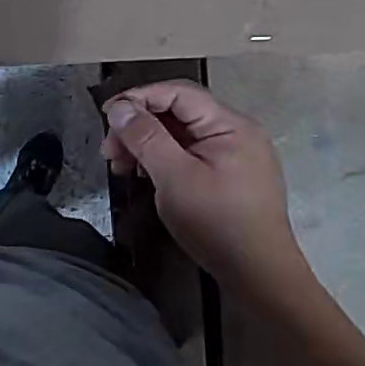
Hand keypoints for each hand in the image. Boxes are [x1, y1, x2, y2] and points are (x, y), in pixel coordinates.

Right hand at [102, 81, 305, 290]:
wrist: (257, 273)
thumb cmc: (215, 221)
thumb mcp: (174, 177)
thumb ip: (146, 138)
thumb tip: (119, 108)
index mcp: (230, 125)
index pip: (178, 93)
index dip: (139, 98)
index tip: (107, 116)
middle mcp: (235, 132)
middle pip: (178, 113)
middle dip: (138, 126)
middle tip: (109, 151)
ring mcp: (234, 155)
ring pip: (180, 135)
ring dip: (146, 144)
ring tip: (121, 166)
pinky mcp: (228, 175)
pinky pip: (189, 154)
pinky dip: (162, 159)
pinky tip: (144, 174)